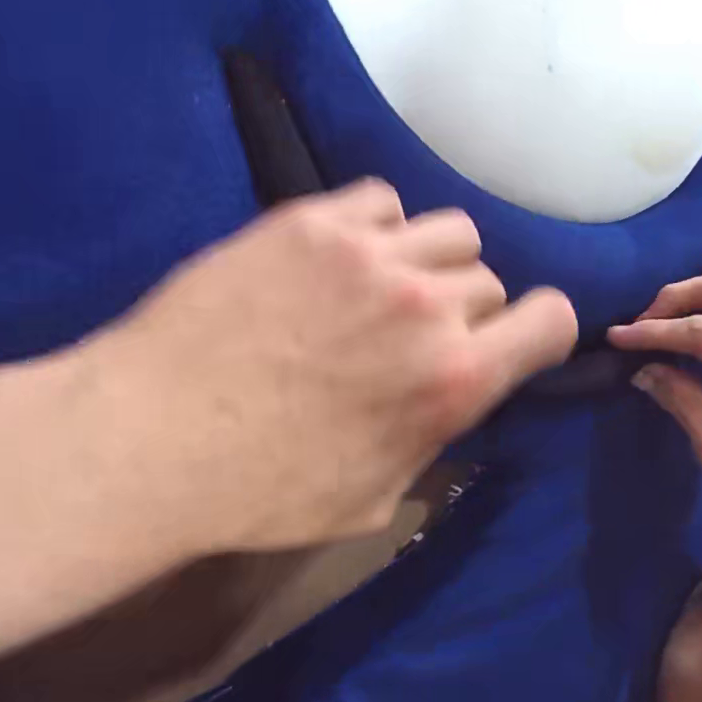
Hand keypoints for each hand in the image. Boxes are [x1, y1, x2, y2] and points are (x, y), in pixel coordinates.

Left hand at [74, 179, 576, 552]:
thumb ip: (433, 442)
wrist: (150, 441)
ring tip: (386, 287)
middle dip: (468, 312)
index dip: (540, 331)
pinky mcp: (309, 222)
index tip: (511, 343)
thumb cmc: (266, 492)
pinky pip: (381, 201)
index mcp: (455, 379)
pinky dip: (380, 227)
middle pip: (491, 280)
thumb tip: (452, 405)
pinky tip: (344, 258)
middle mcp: (427, 305)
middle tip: (417, 336)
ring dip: (434, 263)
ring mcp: (368, 253)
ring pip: (449, 231)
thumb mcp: (374, 500)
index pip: (552, 319)